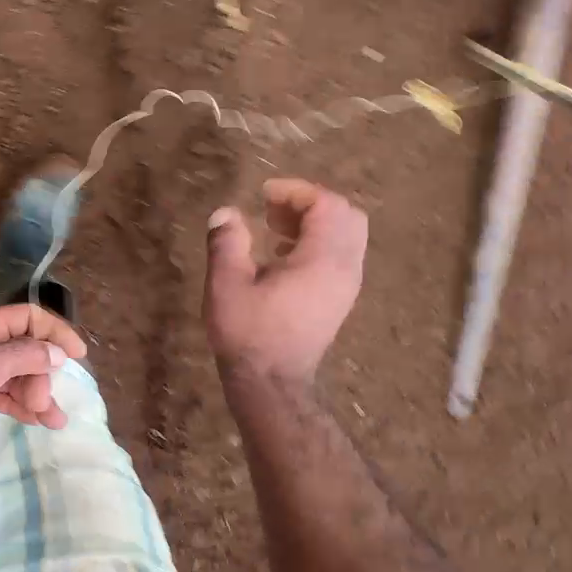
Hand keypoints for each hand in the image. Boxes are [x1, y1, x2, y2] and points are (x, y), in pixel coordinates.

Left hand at [0, 305, 87, 449]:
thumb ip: (25, 356)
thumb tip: (56, 353)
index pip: (28, 317)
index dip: (56, 332)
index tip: (78, 356)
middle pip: (24, 350)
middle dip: (41, 375)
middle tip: (44, 403)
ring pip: (14, 376)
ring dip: (36, 395)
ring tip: (54, 422)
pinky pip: (1, 393)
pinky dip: (18, 404)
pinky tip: (36, 421)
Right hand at [204, 178, 367, 385]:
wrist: (270, 379)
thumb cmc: (246, 330)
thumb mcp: (226, 284)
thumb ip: (227, 244)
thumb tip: (224, 213)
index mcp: (322, 259)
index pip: (327, 206)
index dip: (297, 192)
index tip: (263, 192)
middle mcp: (346, 267)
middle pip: (347, 216)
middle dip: (311, 203)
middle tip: (271, 206)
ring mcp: (347, 284)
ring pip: (347, 236)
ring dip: (314, 223)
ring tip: (273, 228)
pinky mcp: (339, 298)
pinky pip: (340, 255)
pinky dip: (316, 242)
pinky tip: (281, 255)